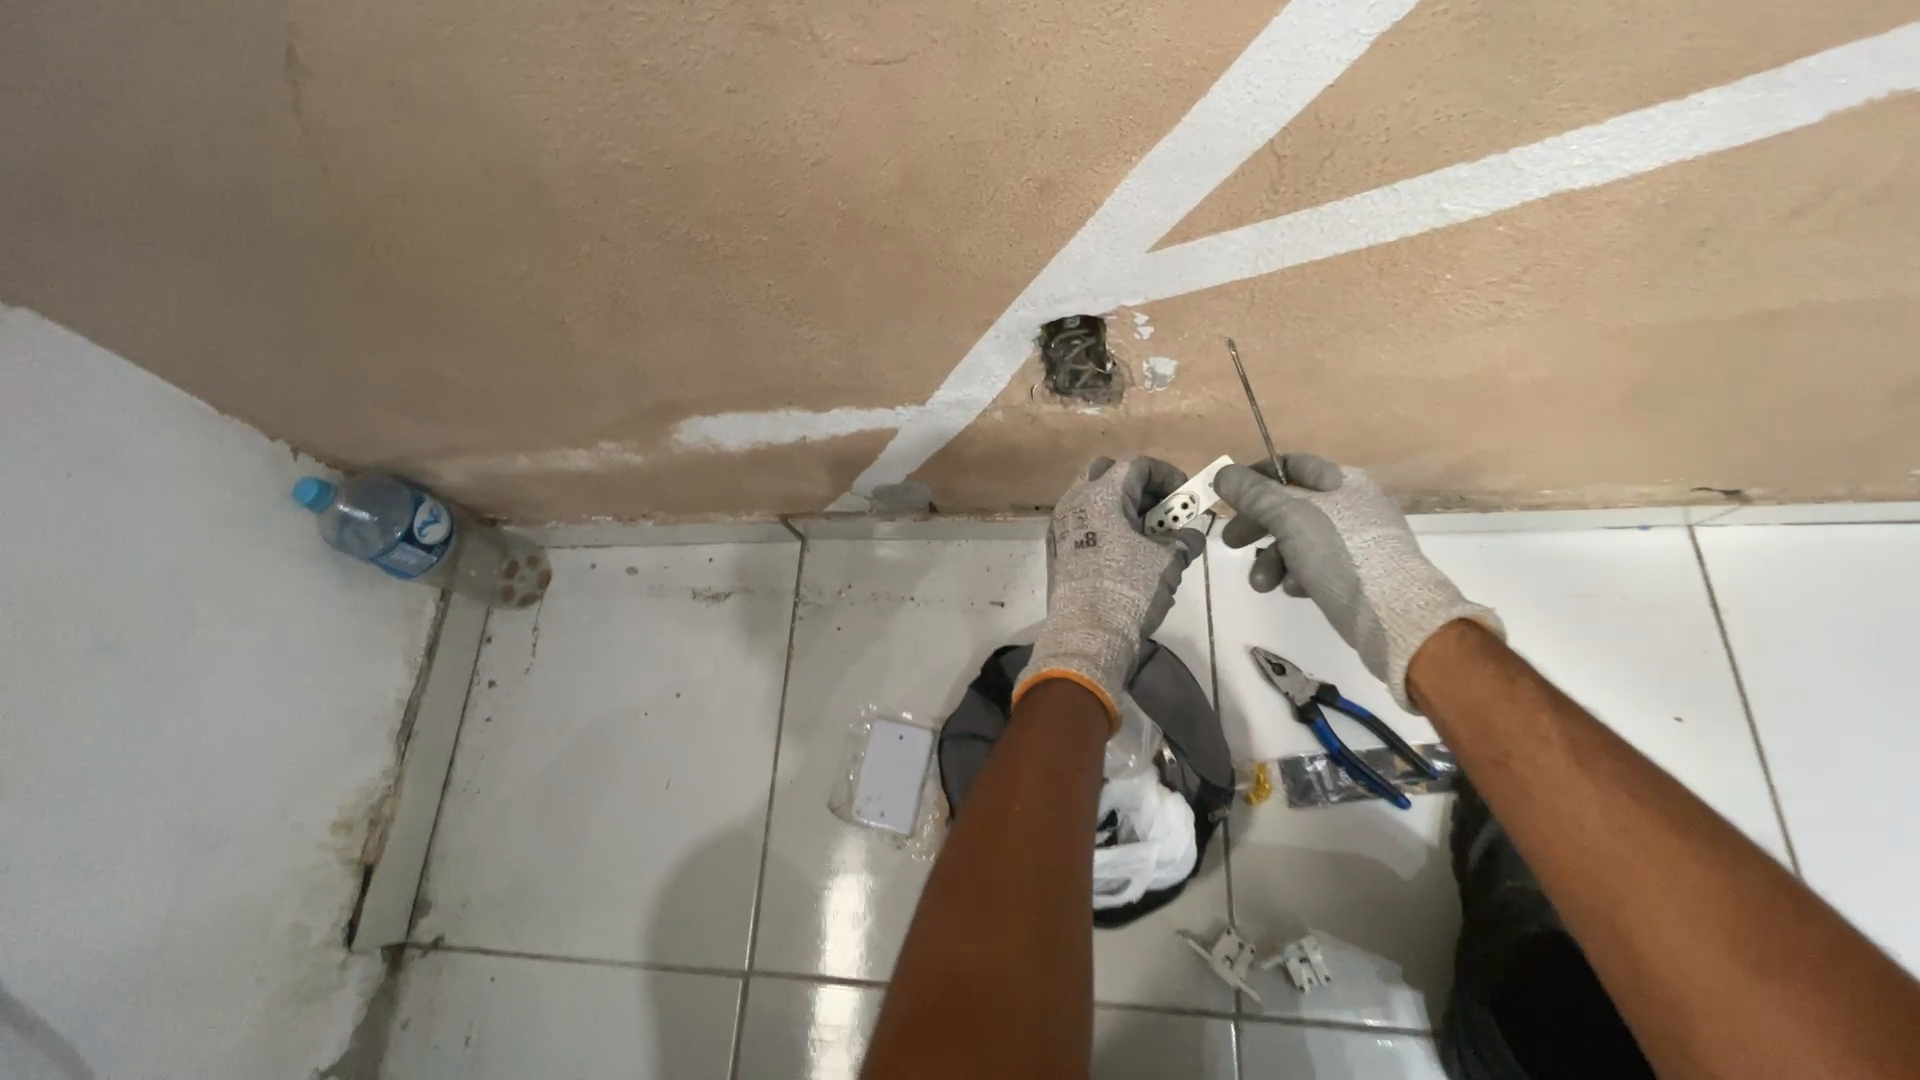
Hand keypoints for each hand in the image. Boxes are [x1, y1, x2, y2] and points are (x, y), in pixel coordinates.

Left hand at [1015, 457, 1205, 730]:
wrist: (1088, 636)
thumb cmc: (1129, 590)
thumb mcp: (1167, 561)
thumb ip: (1184, 539)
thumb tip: (1192, 534)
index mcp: (1101, 494)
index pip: (1137, 465)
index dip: (1167, 475)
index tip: (1185, 496)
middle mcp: (1075, 501)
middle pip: (1107, 473)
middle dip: (1138, 485)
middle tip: (1161, 509)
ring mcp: (1061, 525)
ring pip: (1091, 498)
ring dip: (1120, 506)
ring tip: (1147, 533)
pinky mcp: (1056, 550)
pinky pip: (1083, 522)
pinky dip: (1105, 525)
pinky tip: (1125, 550)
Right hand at [1214, 454, 1501, 710]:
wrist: (1393, 613)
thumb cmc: (1340, 553)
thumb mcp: (1291, 516)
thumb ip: (1253, 494)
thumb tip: (1223, 473)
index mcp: (1342, 481)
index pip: (1291, 466)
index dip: (1255, 477)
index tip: (1227, 496)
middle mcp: (1352, 505)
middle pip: (1290, 506)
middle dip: (1257, 526)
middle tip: (1231, 543)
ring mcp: (1357, 540)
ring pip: (1298, 540)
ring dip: (1271, 559)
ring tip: (1261, 584)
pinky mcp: (1357, 572)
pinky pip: (1316, 566)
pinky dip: (1298, 575)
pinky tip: (1295, 590)